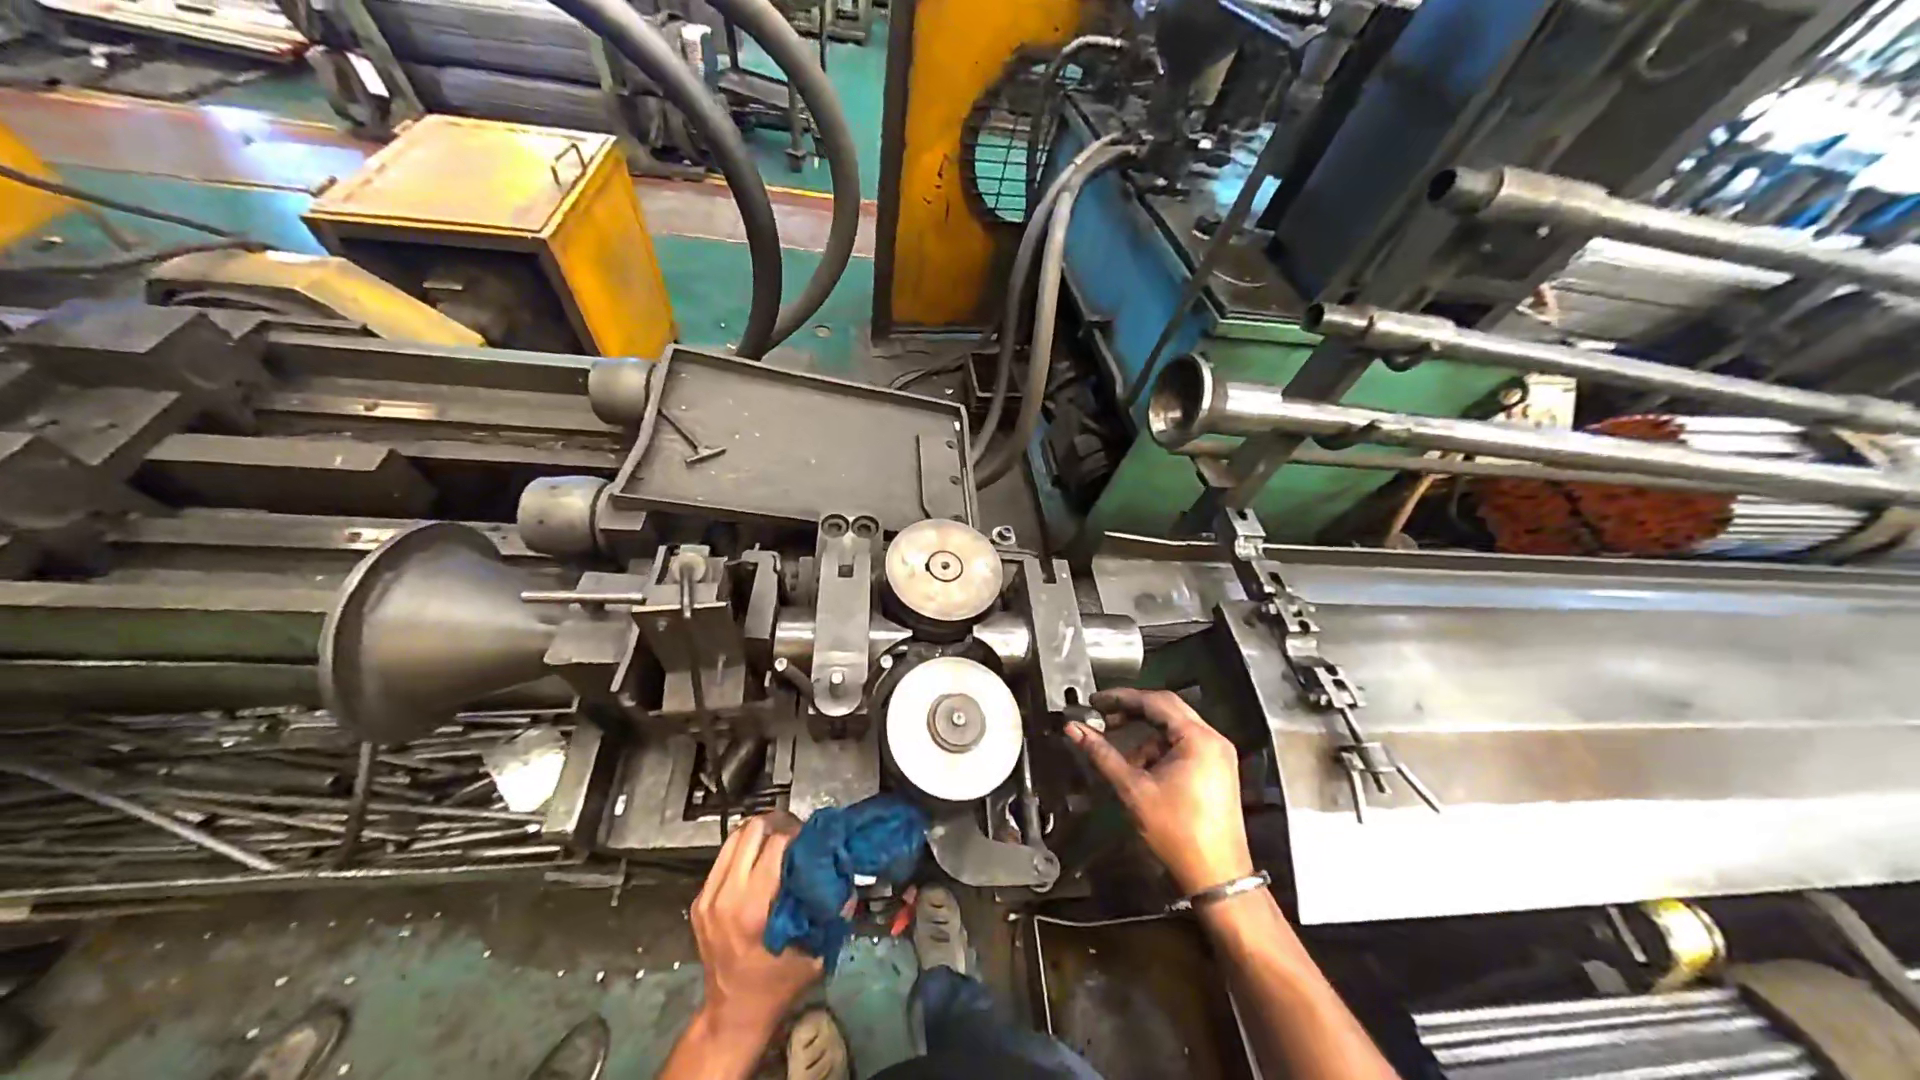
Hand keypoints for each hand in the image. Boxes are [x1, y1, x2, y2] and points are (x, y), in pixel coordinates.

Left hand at [690, 811, 822, 1036]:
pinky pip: (722, 858)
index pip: (775, 844)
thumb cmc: (776, 985)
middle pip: (751, 831)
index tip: (812, 839)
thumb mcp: (814, 952)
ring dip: (759, 833)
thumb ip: (832, 912)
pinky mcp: (699, 900)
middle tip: (796, 834)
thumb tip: (848, 877)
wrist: (732, 1013)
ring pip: (733, 838)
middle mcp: (726, 896)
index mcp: (752, 908)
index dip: (798, 834)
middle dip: (777, 825)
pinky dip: (743, 850)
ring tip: (779, 840)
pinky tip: (759, 860)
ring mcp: (707, 897)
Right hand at [1067, 688, 1254, 894]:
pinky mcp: (1218, 769)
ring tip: (1122, 757)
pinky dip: (1160, 750)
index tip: (1095, 701)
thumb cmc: (1176, 831)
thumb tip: (1074, 729)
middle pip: (1168, 709)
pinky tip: (1143, 770)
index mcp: (1197, 738)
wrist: (1217, 875)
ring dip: (1146, 736)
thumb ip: (1102, 754)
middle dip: (1133, 712)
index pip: (1155, 701)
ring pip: (1175, 729)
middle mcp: (1213, 739)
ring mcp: (1219, 754)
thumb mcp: (1133, 789)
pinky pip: (1185, 745)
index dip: (1122, 698)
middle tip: (1103, 718)